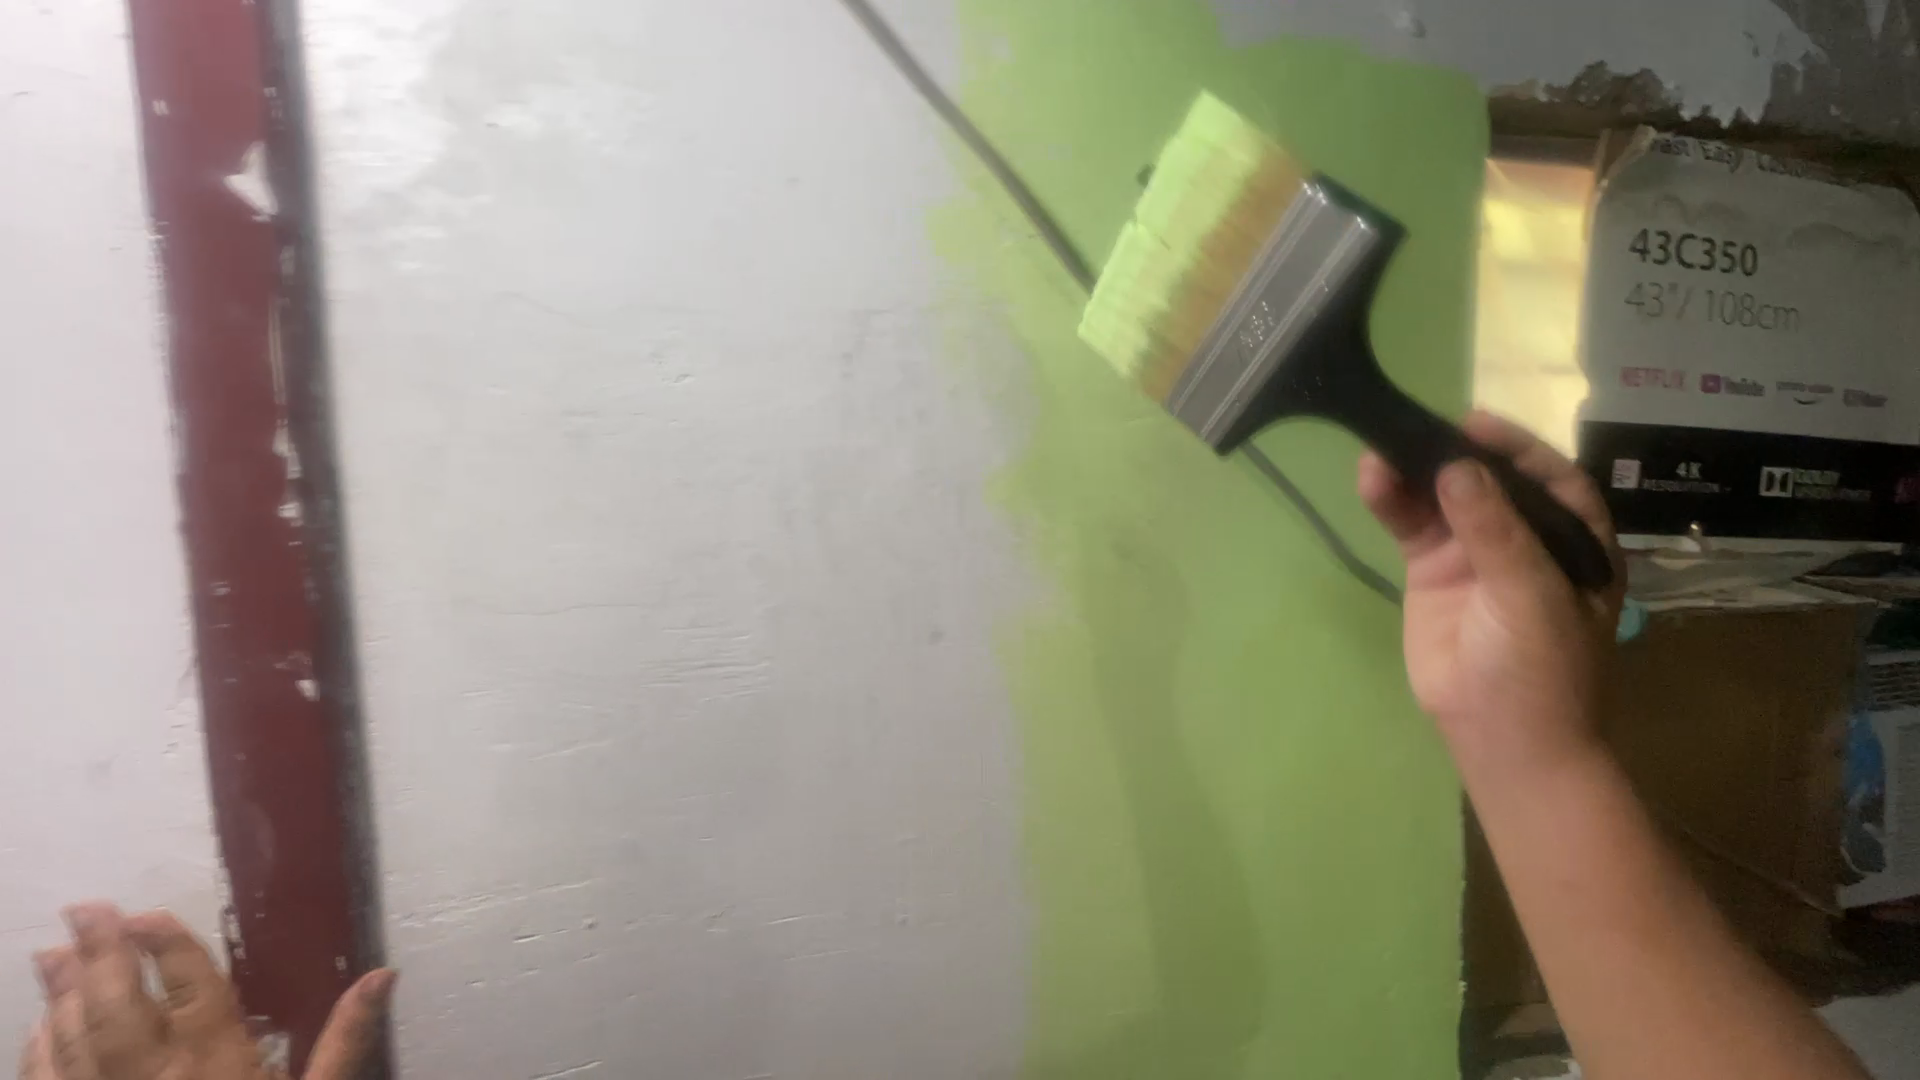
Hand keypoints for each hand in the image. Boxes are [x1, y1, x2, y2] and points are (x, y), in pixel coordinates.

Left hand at [18, 903, 394, 1079]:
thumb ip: (346, 1040)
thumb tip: (384, 973)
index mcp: (214, 1065)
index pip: (192, 992)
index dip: (170, 950)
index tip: (148, 913)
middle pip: (118, 1010)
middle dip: (101, 957)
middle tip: (82, 909)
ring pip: (70, 1043)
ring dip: (61, 994)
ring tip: (52, 951)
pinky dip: (39, 1048)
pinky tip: (41, 1023)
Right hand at [1357, 411, 1625, 787]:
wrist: (1498, 733)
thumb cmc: (1539, 667)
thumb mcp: (1530, 594)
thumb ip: (1495, 530)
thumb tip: (1458, 468)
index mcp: (1571, 541)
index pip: (1549, 479)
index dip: (1515, 448)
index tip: (1472, 424)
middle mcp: (1522, 539)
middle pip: (1486, 483)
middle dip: (1453, 455)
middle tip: (1414, 430)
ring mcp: (1472, 555)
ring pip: (1440, 501)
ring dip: (1413, 476)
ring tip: (1380, 452)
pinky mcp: (1429, 572)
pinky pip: (1410, 528)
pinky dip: (1391, 504)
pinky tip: (1372, 482)